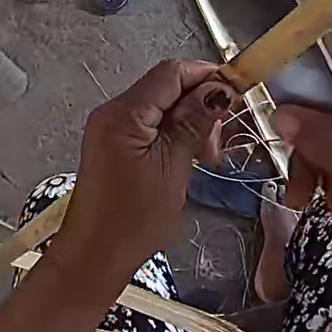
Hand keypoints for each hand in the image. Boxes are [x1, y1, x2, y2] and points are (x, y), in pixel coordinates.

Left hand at [53, 59, 233, 287]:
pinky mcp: (116, 143)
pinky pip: (153, 124)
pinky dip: (176, 133)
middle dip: (200, 104)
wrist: (95, 258)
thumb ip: (194, 122)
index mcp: (123, 114)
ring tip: (207, 155)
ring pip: (163, 105)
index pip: (171, 73)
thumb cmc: (134, 218)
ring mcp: (113, 127)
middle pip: (167, 87)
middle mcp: (114, 111)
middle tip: (217, 143)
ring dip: (191, 121)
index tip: (236, 95)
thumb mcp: (172, 167)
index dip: (206, 77)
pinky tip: (190, 157)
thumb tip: (219, 89)